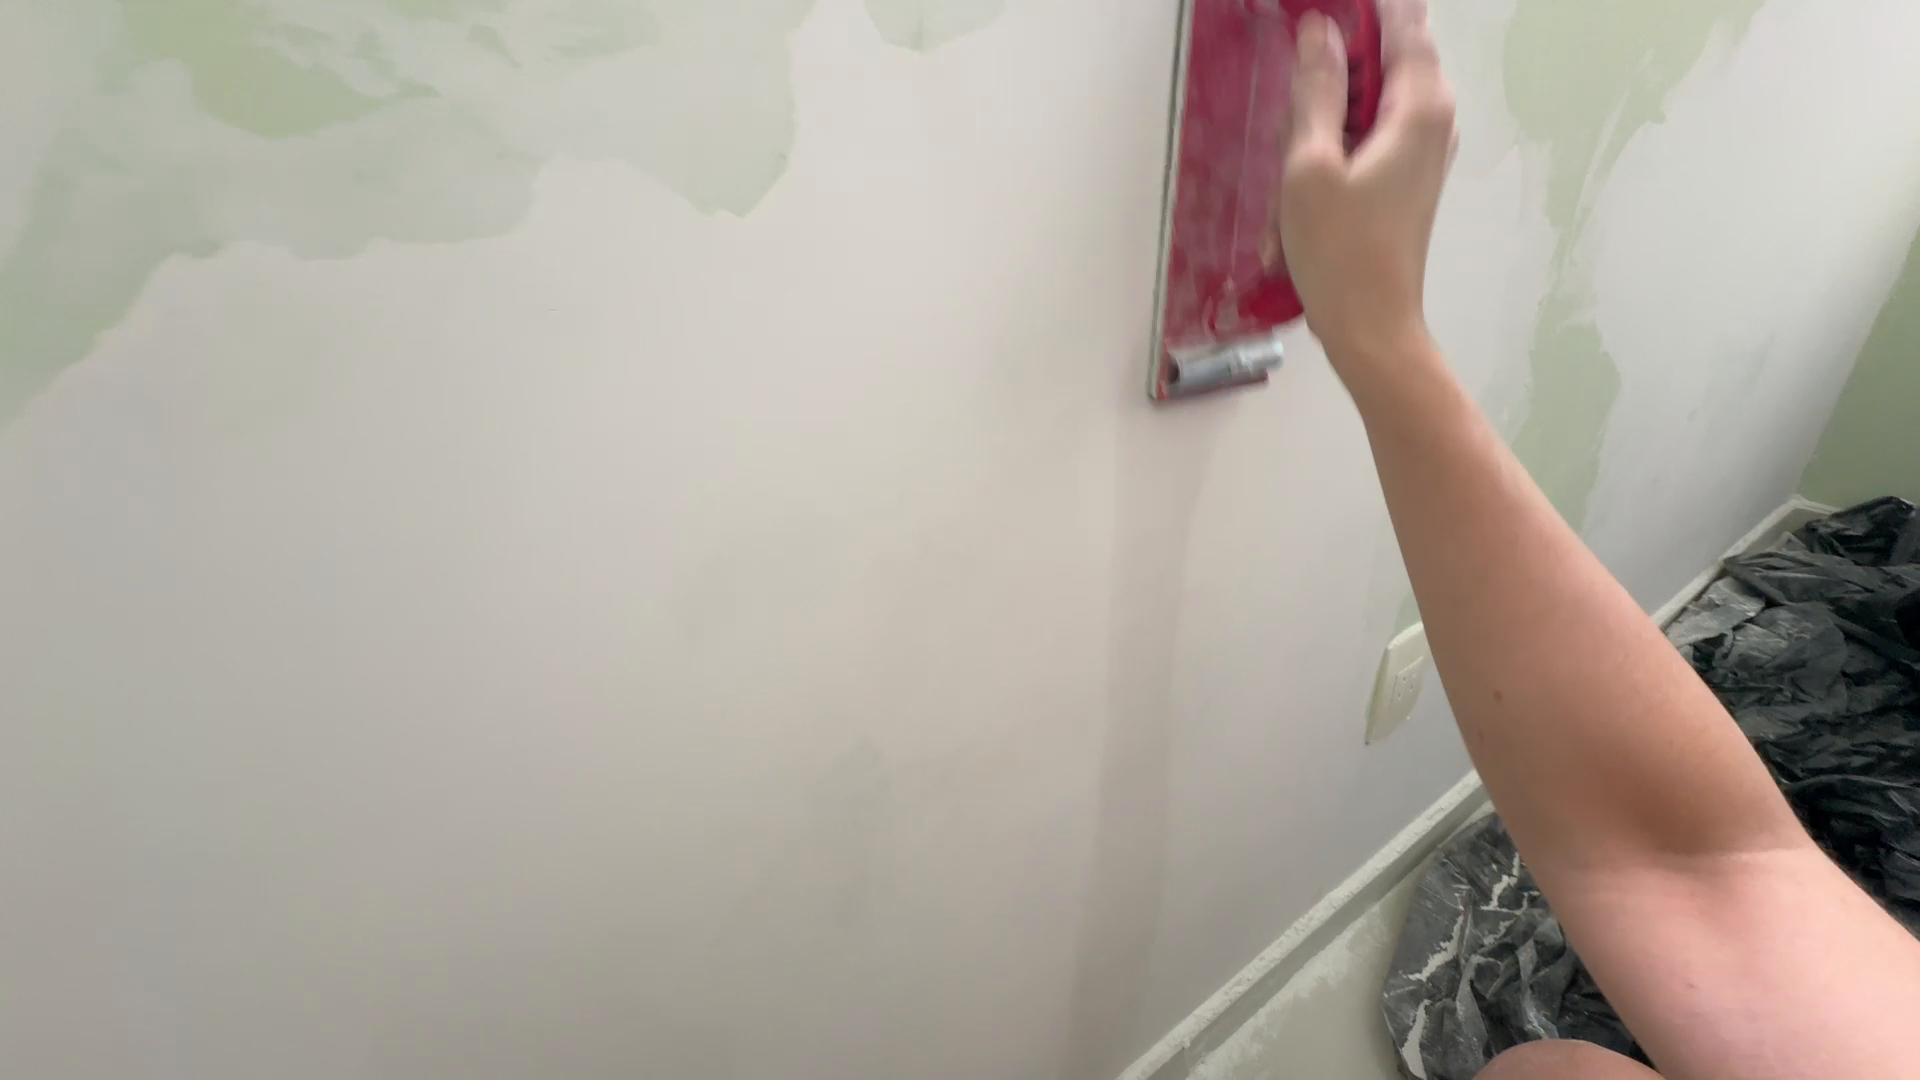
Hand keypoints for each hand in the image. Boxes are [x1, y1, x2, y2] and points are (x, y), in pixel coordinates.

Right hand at [1271, 0, 1457, 371]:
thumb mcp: (1310, 169)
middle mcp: (1434, 120)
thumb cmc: (1338, 251)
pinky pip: (1372, 140)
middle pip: (1389, 60)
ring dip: (1330, 116)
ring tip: (1291, 153)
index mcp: (1420, 105)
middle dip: (1339, 66)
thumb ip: (1315, 94)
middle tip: (1293, 85)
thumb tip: (1316, 30)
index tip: (1316, 12)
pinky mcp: (1407, 184)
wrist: (1370, 327)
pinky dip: (1338, 147)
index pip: (1402, 22)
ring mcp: (1423, 154)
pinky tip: (1304, 183)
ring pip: (1375, 104)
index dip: (1362, 9)